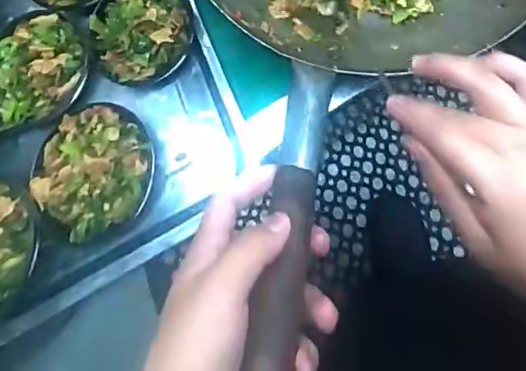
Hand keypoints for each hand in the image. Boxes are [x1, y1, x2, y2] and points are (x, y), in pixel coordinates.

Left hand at [146, 166, 338, 370]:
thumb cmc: (198, 340)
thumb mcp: (223, 286)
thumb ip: (252, 247)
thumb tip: (282, 216)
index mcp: (209, 257)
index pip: (226, 204)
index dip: (250, 183)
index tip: (283, 173)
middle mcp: (223, 283)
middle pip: (264, 249)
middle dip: (298, 249)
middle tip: (326, 251)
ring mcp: (236, 322)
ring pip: (281, 297)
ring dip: (309, 304)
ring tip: (326, 321)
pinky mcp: (250, 356)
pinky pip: (283, 340)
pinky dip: (300, 347)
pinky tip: (305, 361)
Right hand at [385, 53, 525, 325]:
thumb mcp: (479, 243)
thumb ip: (442, 187)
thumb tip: (411, 142)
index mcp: (498, 179)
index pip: (443, 130)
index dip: (412, 113)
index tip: (390, 104)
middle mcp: (520, 144)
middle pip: (464, 104)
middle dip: (428, 87)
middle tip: (404, 77)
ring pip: (495, 80)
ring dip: (460, 63)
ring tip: (432, 62)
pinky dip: (507, 64)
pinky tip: (484, 63)